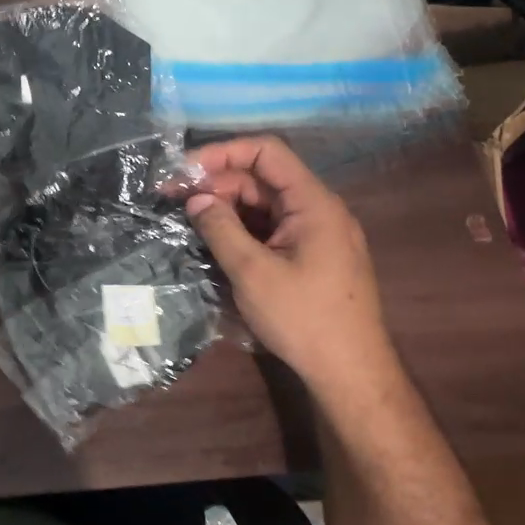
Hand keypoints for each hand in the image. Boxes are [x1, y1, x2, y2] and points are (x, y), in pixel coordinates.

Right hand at [183, 136, 396, 398]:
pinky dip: (239, 226)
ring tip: (185, 219)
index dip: (222, 152)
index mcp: (314, 204)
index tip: (183, 169)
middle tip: (172, 198)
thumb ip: (220, 228)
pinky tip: (211, 240)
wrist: (351, 373)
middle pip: (261, 177)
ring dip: (224, 205)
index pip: (267, 152)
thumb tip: (194, 198)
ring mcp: (316, 233)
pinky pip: (270, 226)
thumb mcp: (252, 272)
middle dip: (216, 182)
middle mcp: (319, 210)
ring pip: (263, 203)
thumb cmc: (303, 318)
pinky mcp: (310, 255)